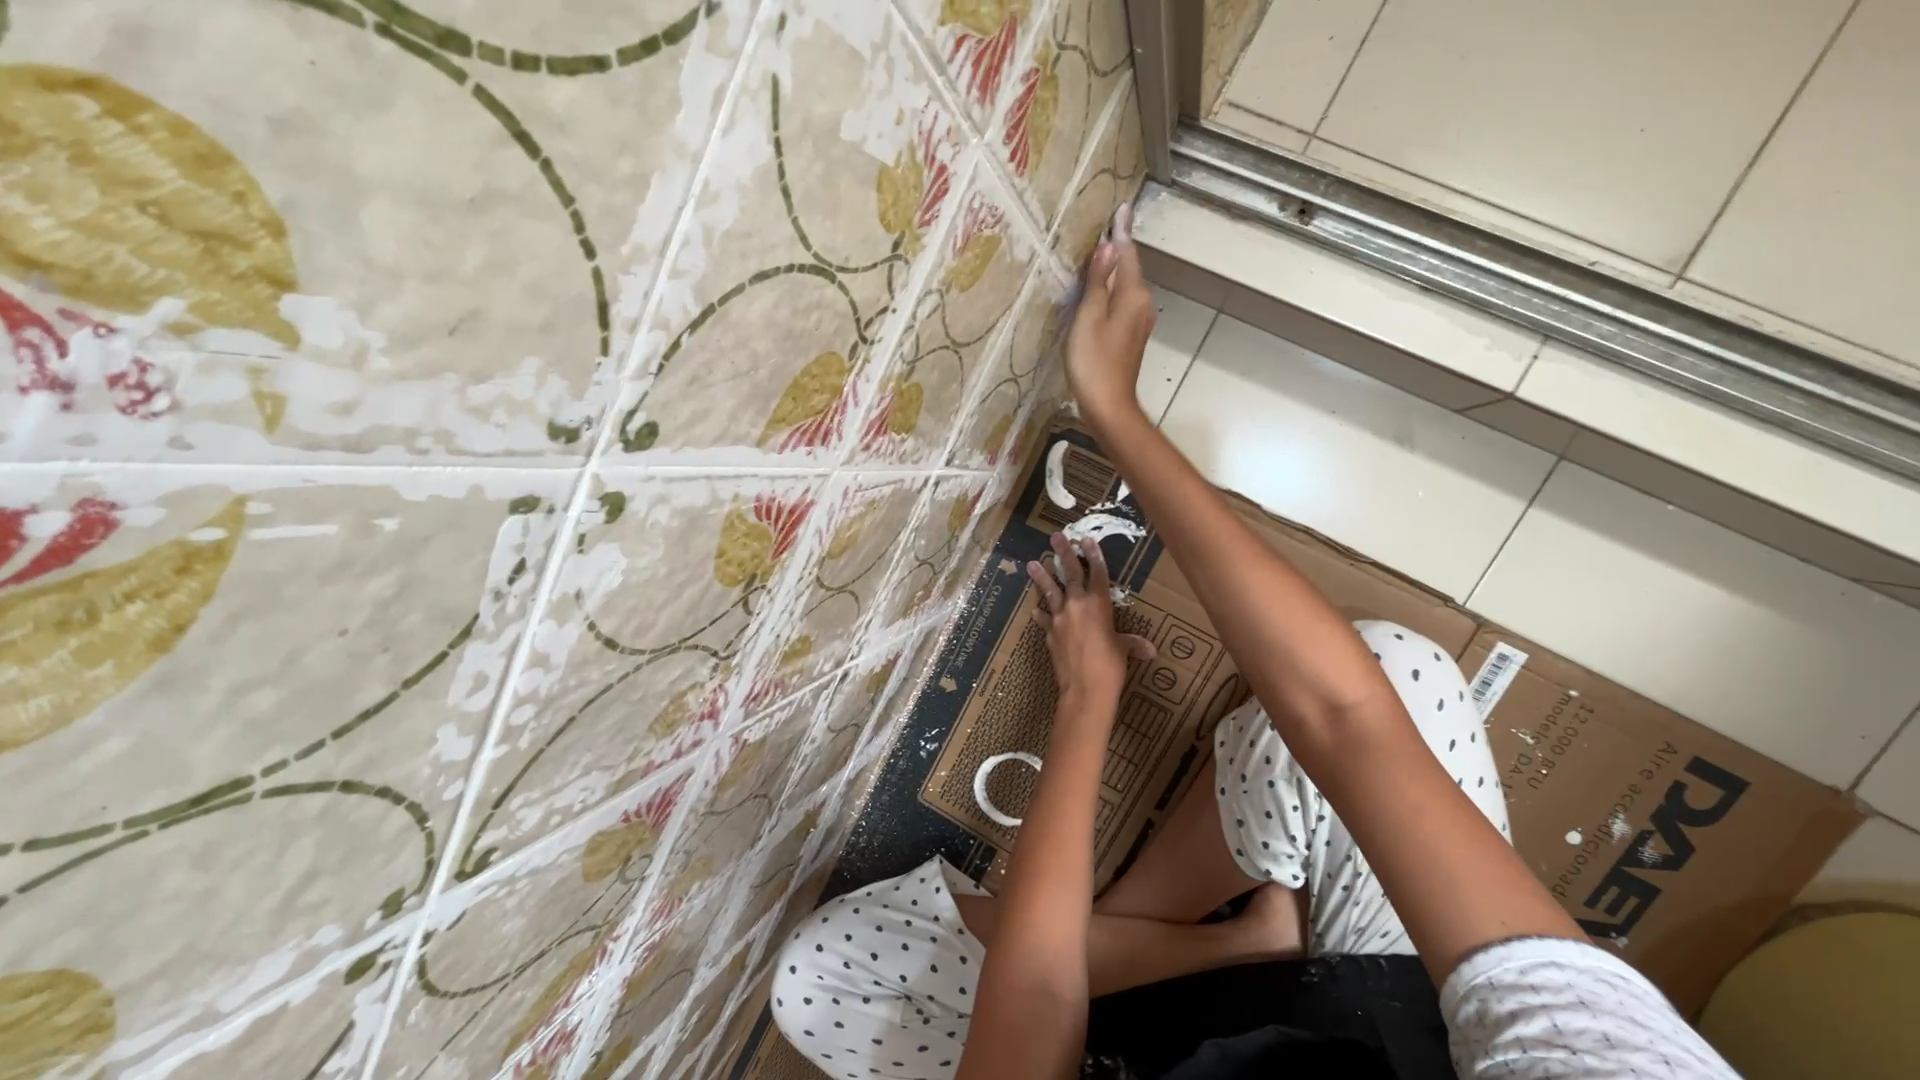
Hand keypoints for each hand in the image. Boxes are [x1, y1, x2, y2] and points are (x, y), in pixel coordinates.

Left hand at [1026, 533, 1156, 703]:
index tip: (1086, 539)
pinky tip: (1035, 609)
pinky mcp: (1049, 633)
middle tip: (1055, 536)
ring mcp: (1060, 618)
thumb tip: (1150, 650)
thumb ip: (1133, 644)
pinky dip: (1040, 614)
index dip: (1093, 555)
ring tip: (1032, 563)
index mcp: (1099, 603)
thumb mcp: (1124, 649)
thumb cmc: (1111, 666)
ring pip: (1050, 591)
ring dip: (1041, 576)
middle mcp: (1077, 605)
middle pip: (1069, 573)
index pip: (1097, 572)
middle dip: (1063, 553)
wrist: (1085, 688)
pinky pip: (1044, 619)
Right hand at [1066, 210, 1155, 434]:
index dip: (1121, 231)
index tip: (1123, 207)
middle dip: (1118, 247)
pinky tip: (1100, 289)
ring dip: (1115, 269)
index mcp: (1132, 296)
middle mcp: (1142, 305)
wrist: (1108, 405)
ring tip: (1101, 251)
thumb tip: (1108, 246)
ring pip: (1126, 286)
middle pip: (1129, 268)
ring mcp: (1139, 322)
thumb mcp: (1089, 318)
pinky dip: (1112, 289)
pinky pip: (1122, 302)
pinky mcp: (1131, 337)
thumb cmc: (1093, 363)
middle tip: (1108, 224)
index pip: (1127, 254)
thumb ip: (1097, 282)